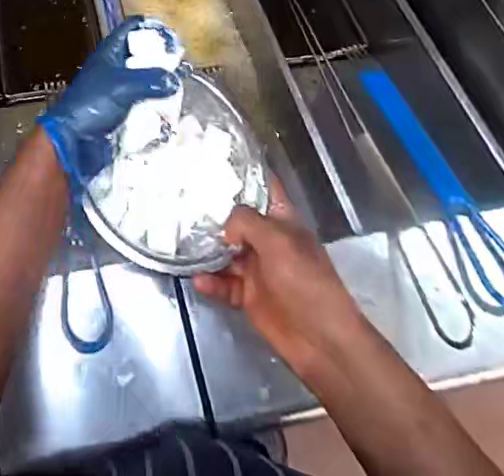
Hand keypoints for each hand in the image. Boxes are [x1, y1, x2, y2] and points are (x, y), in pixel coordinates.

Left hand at [38, 16, 181, 183]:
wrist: (72, 141)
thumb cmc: (91, 105)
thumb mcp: (122, 87)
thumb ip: (150, 81)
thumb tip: (174, 80)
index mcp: (110, 51)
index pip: (132, 27)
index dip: (151, 27)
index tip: (171, 37)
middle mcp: (114, 66)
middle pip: (142, 53)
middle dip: (161, 58)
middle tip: (180, 64)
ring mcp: (118, 89)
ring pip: (145, 79)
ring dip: (160, 83)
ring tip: (178, 87)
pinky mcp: (121, 109)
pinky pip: (143, 101)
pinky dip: (155, 102)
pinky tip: (168, 107)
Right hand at [192, 183, 372, 375]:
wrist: (322, 339)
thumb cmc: (305, 281)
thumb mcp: (277, 242)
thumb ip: (247, 223)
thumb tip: (224, 226)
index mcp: (281, 220)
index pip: (263, 187)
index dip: (243, 173)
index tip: (213, 163)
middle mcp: (268, 240)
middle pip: (237, 220)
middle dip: (213, 213)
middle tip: (182, 203)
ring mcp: (258, 269)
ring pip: (226, 253)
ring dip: (207, 251)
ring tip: (182, 244)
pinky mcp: (249, 296)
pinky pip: (224, 284)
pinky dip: (211, 282)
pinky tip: (197, 280)